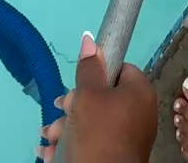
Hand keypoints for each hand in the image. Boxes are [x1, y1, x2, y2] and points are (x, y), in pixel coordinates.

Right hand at [37, 32, 156, 162]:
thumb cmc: (98, 133)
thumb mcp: (88, 95)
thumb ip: (88, 67)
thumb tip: (89, 38)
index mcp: (140, 92)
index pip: (119, 69)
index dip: (95, 75)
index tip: (77, 87)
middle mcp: (139, 113)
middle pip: (102, 97)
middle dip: (72, 106)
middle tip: (58, 112)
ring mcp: (129, 137)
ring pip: (93, 122)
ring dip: (66, 127)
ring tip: (48, 138)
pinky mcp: (116, 156)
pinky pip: (94, 142)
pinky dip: (73, 143)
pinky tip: (50, 152)